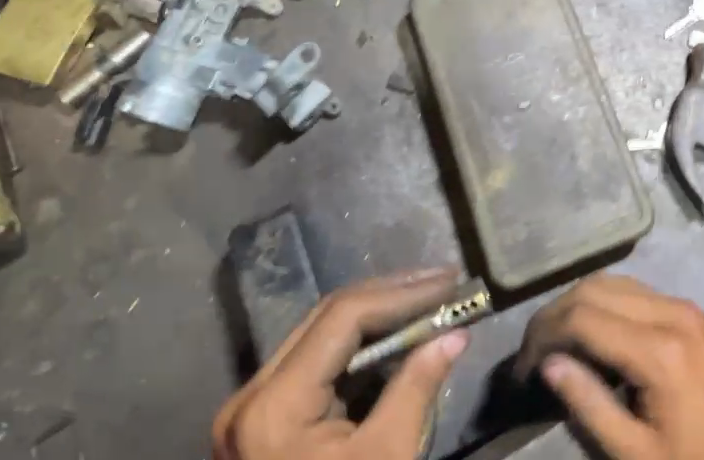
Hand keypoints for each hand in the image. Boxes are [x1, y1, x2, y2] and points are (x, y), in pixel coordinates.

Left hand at [213, 268, 469, 459]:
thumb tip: (456, 335)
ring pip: (317, 335)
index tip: (450, 281)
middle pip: (325, 318)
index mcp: (273, 406)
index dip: (401, 293)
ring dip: (374, 316)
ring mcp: (248, 408)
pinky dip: (354, 348)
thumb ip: (417, 389)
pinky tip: (393, 338)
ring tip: (426, 302)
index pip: (343, 318)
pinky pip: (310, 365)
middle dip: (390, 296)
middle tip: (443, 282)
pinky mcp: (258, 422)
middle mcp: (249, 395)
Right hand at [515, 275, 703, 459]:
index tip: (520, 369)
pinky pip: (634, 291)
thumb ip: (590, 406)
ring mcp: (684, 307)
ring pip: (612, 281)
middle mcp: (671, 314)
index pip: (582, 317)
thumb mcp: (639, 455)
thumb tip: (547, 364)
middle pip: (593, 288)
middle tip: (530, 354)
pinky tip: (589, 333)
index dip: (543, 336)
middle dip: (554, 316)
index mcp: (659, 351)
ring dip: (576, 304)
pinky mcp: (690, 312)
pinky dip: (602, 303)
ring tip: (554, 342)